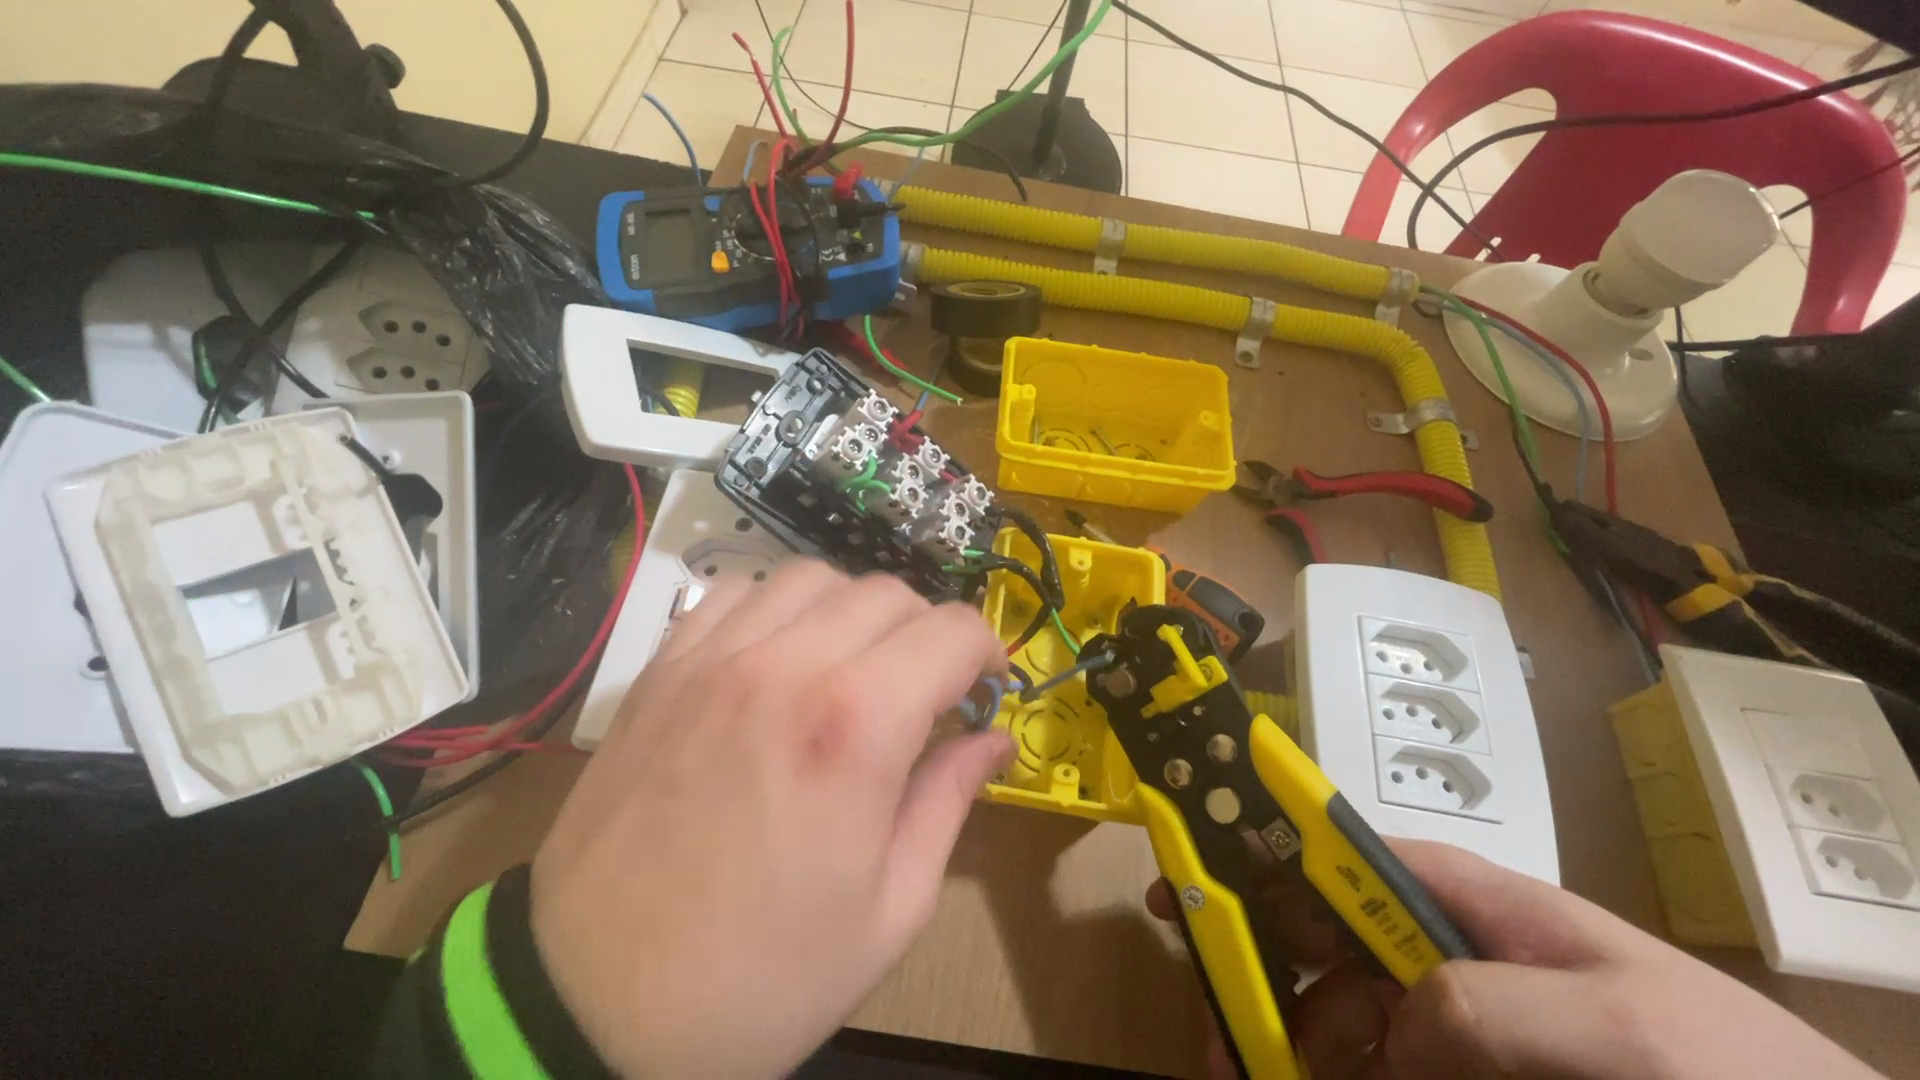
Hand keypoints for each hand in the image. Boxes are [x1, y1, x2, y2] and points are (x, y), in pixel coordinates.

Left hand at [531, 560, 1011, 1078]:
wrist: (597, 1003)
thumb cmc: (763, 975)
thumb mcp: (890, 909)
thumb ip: (950, 801)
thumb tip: (993, 738)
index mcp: (855, 727)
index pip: (951, 631)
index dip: (988, 651)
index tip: (986, 688)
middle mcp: (786, 667)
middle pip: (888, 593)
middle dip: (928, 633)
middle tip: (928, 692)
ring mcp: (713, 661)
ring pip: (812, 579)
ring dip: (855, 612)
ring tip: (856, 669)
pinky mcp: (660, 671)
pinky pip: (736, 595)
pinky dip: (778, 609)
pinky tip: (780, 659)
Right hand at [1155, 841, 1882, 1079]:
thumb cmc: (1728, 1074)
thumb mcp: (1615, 1027)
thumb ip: (1484, 1006)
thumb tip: (1389, 1037)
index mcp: (1474, 905)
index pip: (1349, 858)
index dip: (1268, 858)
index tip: (1199, 885)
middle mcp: (1452, 952)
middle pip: (1327, 939)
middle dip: (1261, 970)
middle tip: (1211, 1026)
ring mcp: (1460, 1022)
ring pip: (1343, 1012)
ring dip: (1289, 1040)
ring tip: (1247, 1073)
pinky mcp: (1466, 1074)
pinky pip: (1379, 1064)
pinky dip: (1332, 1072)